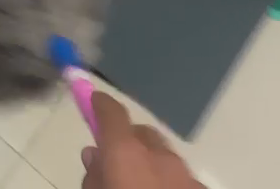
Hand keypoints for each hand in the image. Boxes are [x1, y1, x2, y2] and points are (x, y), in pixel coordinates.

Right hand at [81, 92, 202, 188]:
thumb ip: (93, 172)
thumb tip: (94, 155)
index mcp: (125, 152)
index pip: (111, 110)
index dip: (100, 103)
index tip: (91, 99)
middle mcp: (159, 156)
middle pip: (143, 133)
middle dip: (131, 140)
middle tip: (119, 161)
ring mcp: (188, 176)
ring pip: (167, 157)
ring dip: (155, 164)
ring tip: (145, 184)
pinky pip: (185, 179)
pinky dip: (174, 183)